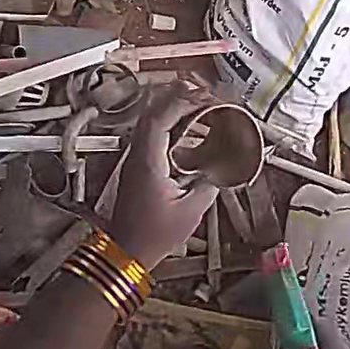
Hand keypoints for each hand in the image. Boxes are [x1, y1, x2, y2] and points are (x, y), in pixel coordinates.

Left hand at [107, 88, 218, 267]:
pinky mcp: (138, 165)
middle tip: (205, 97)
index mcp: (148, 162)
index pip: (158, 119)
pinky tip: (188, 128)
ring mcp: (135, 159)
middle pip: (152, 112)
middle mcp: (137, 155)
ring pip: (150, 121)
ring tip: (200, 106)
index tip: (205, 99)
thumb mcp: (191, 211)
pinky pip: (152, 133)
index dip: (182, 103)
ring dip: (174, 108)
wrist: (126, 252)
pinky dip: (170, 123)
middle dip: (179, 98)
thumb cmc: (154, 236)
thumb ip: (209, 183)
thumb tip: (224, 166)